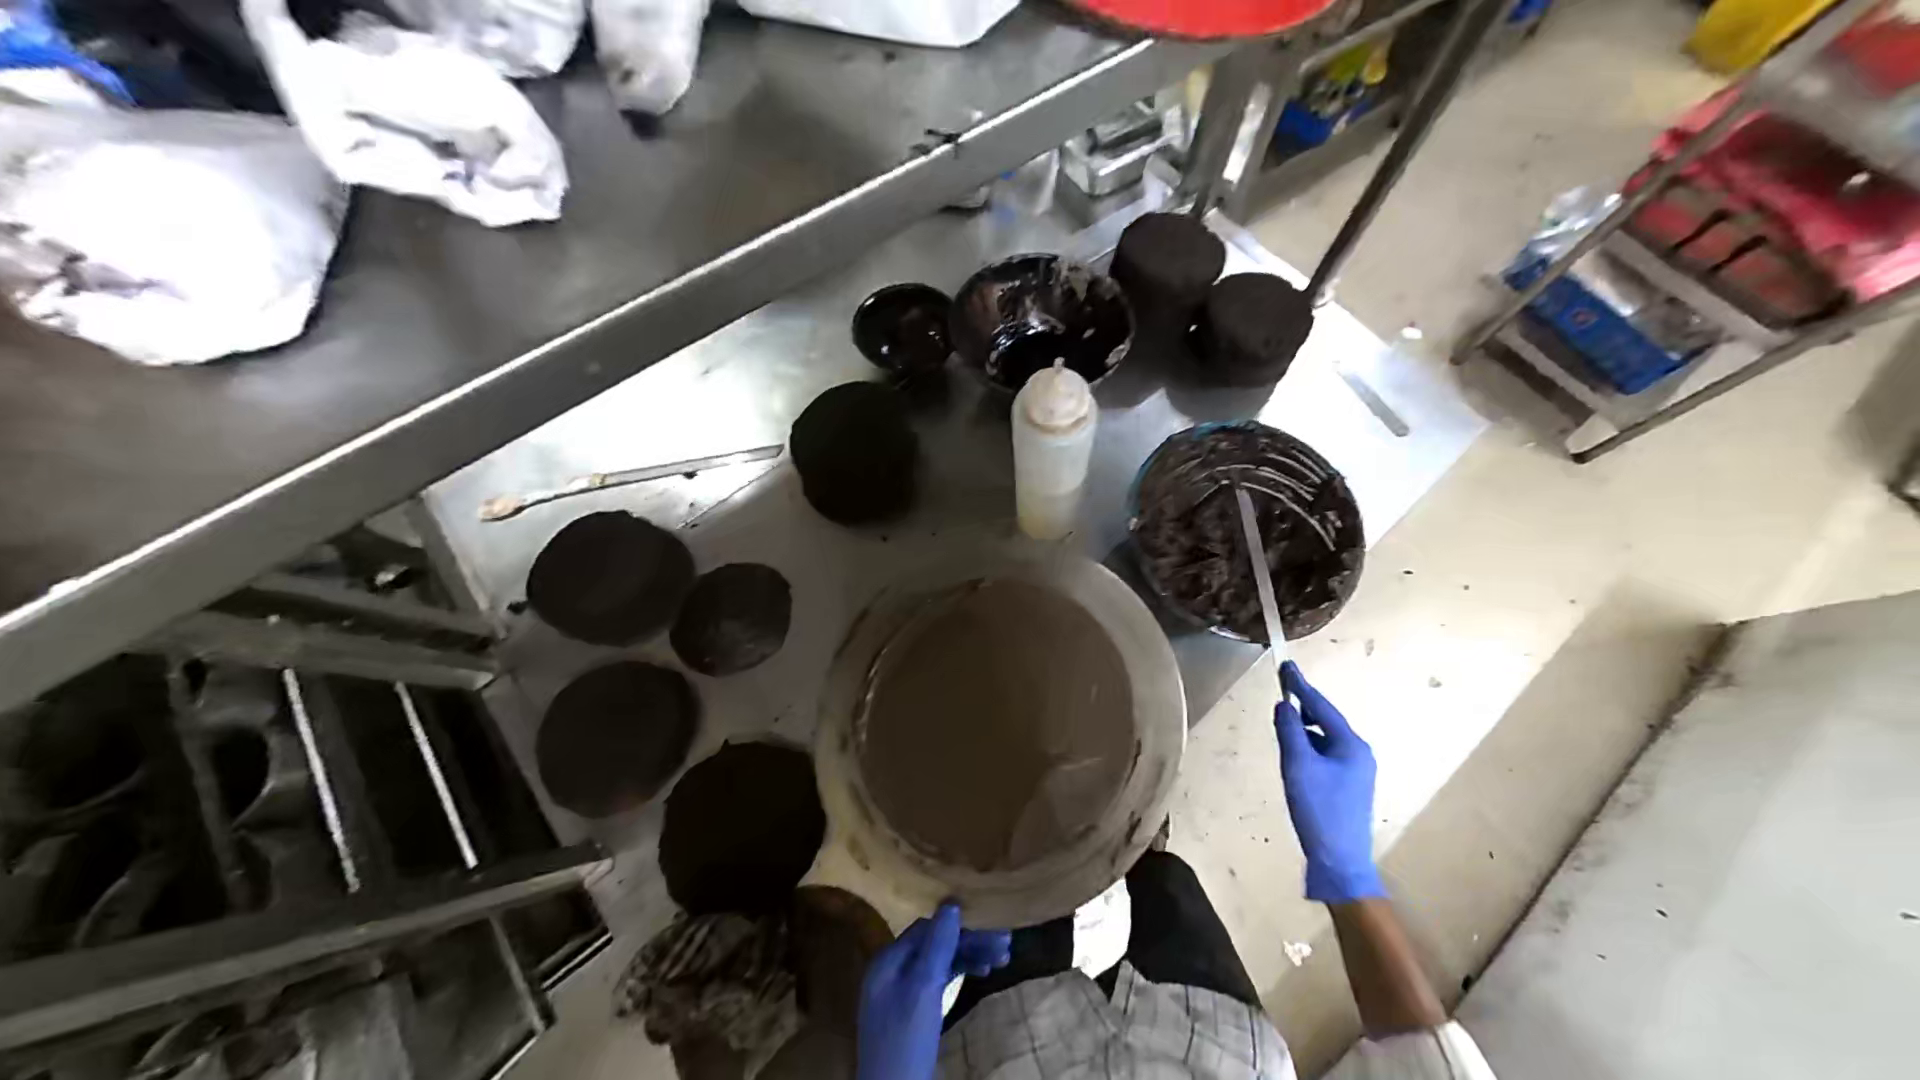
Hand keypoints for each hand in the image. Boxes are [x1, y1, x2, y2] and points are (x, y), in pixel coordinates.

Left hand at [856, 902, 1010, 1079]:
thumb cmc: (907, 1039)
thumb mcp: (924, 988)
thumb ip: (937, 946)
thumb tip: (951, 903)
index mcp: (887, 961)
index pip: (928, 930)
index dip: (960, 929)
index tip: (994, 933)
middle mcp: (890, 971)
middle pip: (934, 945)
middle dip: (969, 943)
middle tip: (1006, 947)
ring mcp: (899, 994)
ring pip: (938, 964)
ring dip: (968, 958)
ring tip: (1001, 960)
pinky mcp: (910, 1014)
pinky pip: (936, 982)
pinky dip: (958, 975)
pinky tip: (978, 975)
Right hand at [1274, 661, 1384, 903]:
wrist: (1339, 860)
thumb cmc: (1318, 809)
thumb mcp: (1297, 765)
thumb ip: (1289, 730)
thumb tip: (1283, 705)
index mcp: (1351, 745)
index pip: (1321, 706)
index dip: (1300, 685)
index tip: (1285, 665)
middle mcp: (1359, 753)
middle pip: (1325, 721)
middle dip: (1302, 710)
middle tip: (1279, 700)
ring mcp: (1356, 771)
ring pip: (1324, 740)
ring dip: (1303, 733)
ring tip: (1283, 736)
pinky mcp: (1348, 786)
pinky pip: (1325, 756)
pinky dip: (1308, 750)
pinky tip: (1294, 761)